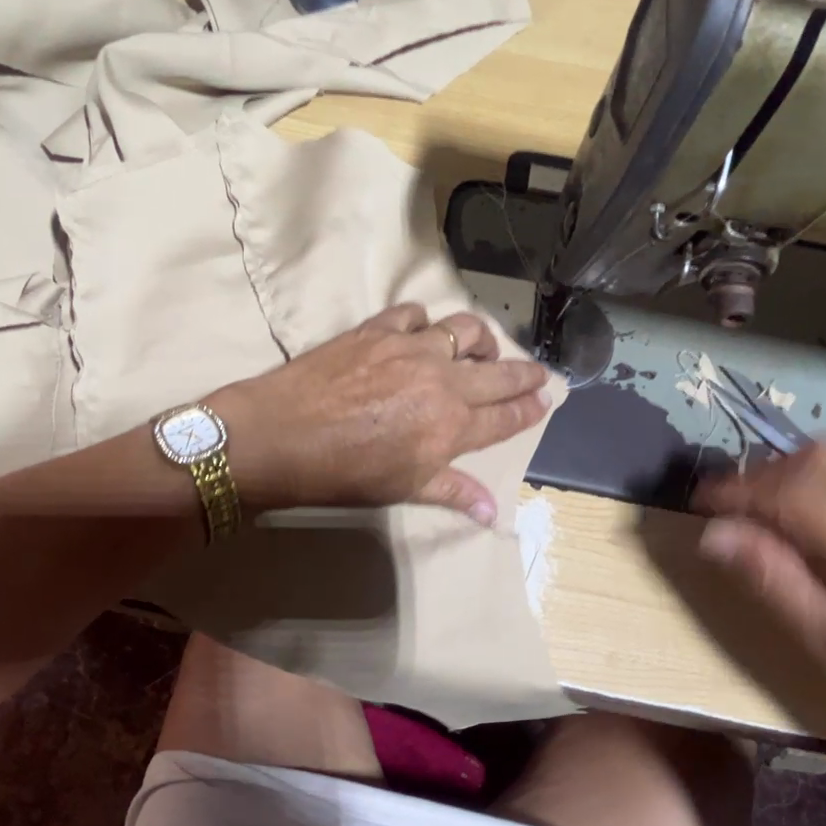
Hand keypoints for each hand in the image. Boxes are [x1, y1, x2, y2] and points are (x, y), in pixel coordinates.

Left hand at [206, 303, 554, 524]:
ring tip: (481, 350)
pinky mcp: (376, 330)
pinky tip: (421, 333)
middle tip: (538, 373)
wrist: (278, 437)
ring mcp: (409, 349)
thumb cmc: (341, 474)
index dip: (530, 409)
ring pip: (464, 330)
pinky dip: (425, 322)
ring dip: (481, 340)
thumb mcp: (400, 488)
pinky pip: (414, 314)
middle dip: (524, 373)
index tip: (546, 400)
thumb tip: (492, 511)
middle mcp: (441, 381)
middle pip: (498, 372)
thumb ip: (451, 490)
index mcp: (451, 426)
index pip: (505, 416)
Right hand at [693, 442, 825, 767]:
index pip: (794, 490)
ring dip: (799, 473)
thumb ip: (770, 577)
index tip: (698, 501)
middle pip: (823, 458)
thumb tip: (711, 533)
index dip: (738, 489)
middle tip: (730, 506)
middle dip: (766, 474)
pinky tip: (817, 520)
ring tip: (766, 510)